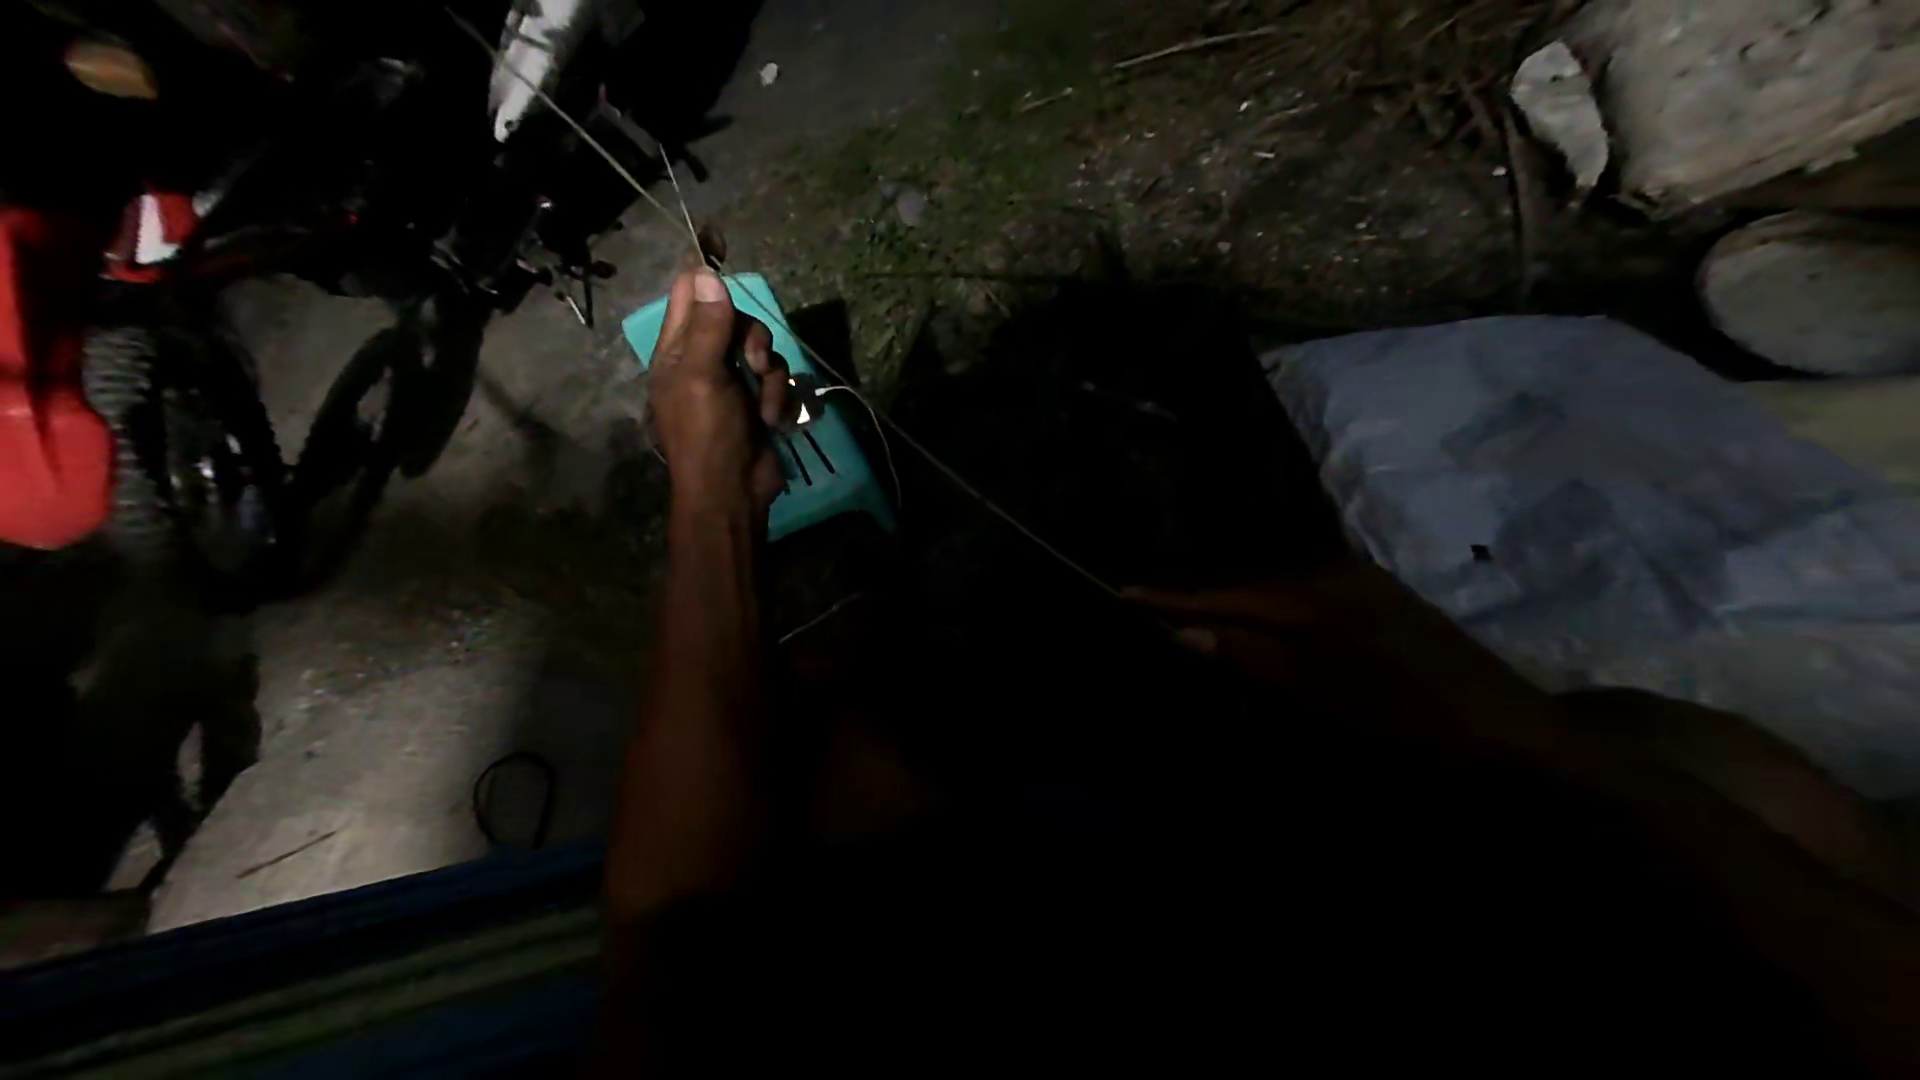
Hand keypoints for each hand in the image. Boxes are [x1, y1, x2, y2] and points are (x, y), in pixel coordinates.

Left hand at [648, 265, 794, 513]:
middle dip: (753, 338)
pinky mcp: (759, 402)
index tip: (723, 241)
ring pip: (763, 351)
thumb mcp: (701, 376)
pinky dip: (780, 399)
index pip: (689, 293)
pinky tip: (775, 422)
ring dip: (772, 376)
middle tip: (755, 363)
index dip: (704, 269)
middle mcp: (704, 359)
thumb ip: (708, 326)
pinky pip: (778, 381)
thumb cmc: (707, 434)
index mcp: (677, 349)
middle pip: (735, 319)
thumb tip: (709, 272)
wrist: (732, 491)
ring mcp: (734, 383)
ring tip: (765, 405)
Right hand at [1126, 560, 1561, 749]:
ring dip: (1234, 609)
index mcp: (1322, 591)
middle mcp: (1338, 575)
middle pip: (1248, 588)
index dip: (1175, 597)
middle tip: (1152, 606)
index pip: (1230, 594)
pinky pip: (1303, 603)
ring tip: (1191, 616)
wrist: (1521, 740)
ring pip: (1275, 595)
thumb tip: (1186, 631)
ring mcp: (1362, 587)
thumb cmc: (1416, 720)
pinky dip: (1270, 616)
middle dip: (1199, 600)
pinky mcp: (1378, 604)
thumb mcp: (1326, 692)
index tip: (1125, 591)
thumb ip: (1254, 655)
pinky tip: (1259, 626)